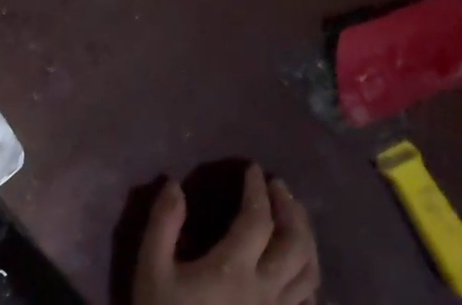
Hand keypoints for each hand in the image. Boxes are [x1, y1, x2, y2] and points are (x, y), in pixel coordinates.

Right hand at [135, 166, 319, 304]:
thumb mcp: (151, 265)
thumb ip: (163, 223)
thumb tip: (174, 184)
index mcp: (233, 268)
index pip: (256, 220)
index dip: (256, 191)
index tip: (252, 169)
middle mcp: (265, 288)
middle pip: (294, 244)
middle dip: (290, 209)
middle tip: (278, 186)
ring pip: (310, 272)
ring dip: (307, 238)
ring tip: (295, 216)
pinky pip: (308, 300)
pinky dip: (311, 275)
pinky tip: (302, 265)